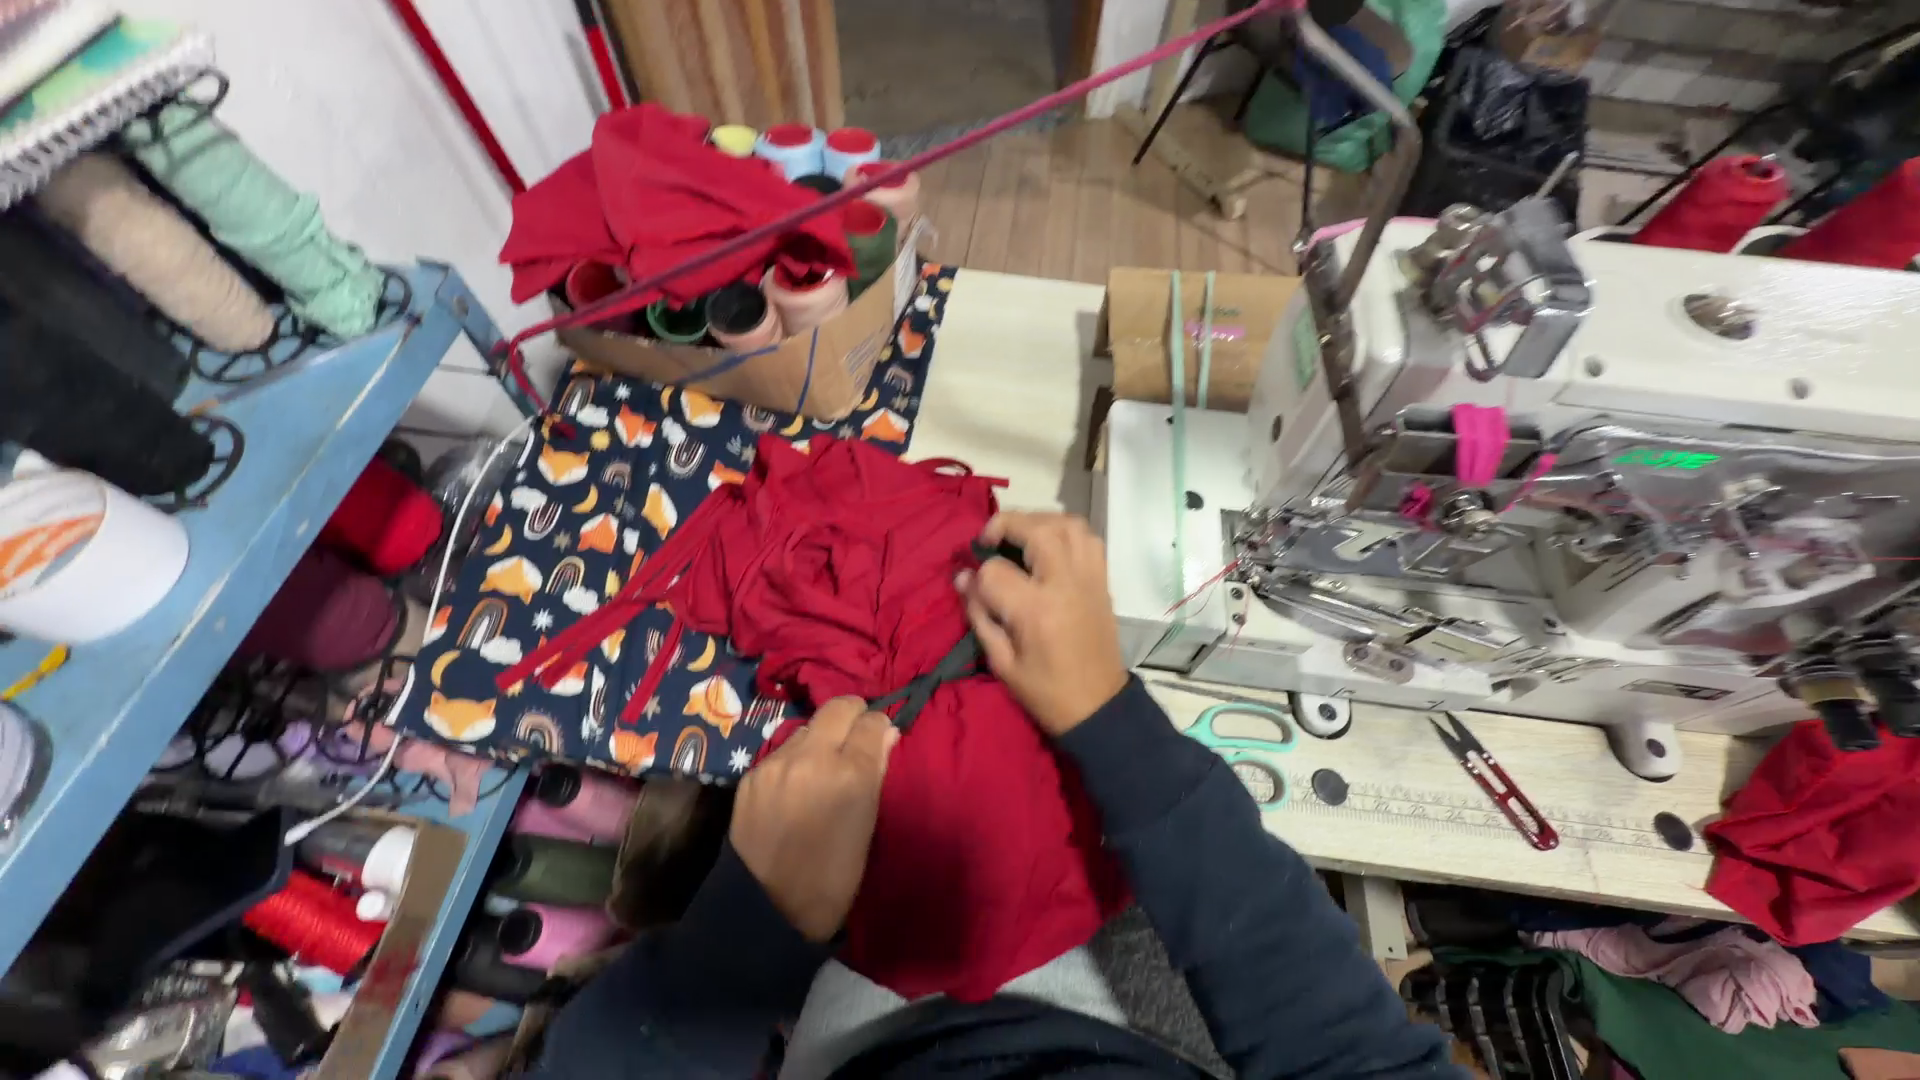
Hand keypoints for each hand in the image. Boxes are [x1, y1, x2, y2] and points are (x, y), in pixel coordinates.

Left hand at [731, 697, 896, 941]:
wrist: (764, 911)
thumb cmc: (832, 879)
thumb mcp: (867, 828)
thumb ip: (876, 771)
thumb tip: (885, 732)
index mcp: (850, 775)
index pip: (872, 721)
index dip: (879, 726)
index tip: (880, 739)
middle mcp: (812, 757)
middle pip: (838, 707)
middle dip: (852, 716)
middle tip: (856, 739)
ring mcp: (777, 763)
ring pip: (808, 726)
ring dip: (821, 737)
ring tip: (823, 767)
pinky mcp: (752, 774)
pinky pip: (782, 750)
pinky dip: (796, 758)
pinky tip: (796, 785)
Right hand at [956, 512, 1128, 736]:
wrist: (1098, 706)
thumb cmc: (1045, 692)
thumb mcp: (1002, 662)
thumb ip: (980, 615)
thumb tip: (963, 577)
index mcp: (1036, 611)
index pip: (996, 571)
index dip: (978, 575)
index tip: (974, 588)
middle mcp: (1065, 584)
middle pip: (1037, 530)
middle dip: (1006, 525)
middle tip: (988, 539)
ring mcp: (1089, 579)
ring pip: (1068, 524)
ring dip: (1038, 520)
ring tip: (1019, 536)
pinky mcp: (1102, 580)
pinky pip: (1089, 538)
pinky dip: (1066, 531)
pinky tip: (1048, 545)